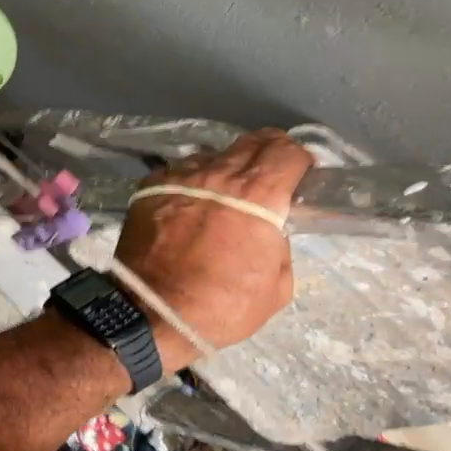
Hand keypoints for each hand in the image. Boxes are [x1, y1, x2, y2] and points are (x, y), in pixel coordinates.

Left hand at [112, 129, 311, 367]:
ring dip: (227, 166)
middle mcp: (215, 175)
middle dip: (267, 151)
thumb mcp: (278, 281)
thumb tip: (268, 223)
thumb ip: (278, 240)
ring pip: (211, 155)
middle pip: (249, 144)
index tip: (301, 171)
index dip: (299, 158)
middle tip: (272, 172)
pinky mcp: (148, 186)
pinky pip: (180, 170)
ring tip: (229, 190)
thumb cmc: (224, 302)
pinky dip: (194, 179)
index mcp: (256, 195)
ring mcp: (177, 176)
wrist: (154, 306)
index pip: (285, 152)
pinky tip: (195, 200)